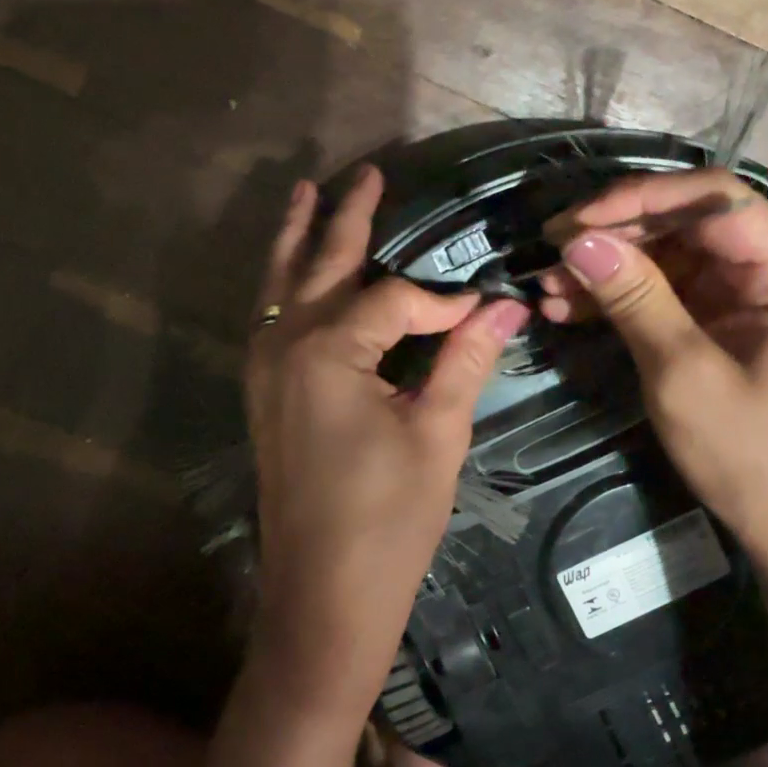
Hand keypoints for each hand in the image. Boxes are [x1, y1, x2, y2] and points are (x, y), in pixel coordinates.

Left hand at [245, 165, 528, 702]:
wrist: (322, 594)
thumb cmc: (386, 519)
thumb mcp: (435, 434)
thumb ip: (464, 360)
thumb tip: (505, 305)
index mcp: (326, 349)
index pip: (395, 299)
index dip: (443, 303)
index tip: (482, 313)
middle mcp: (284, 344)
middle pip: (319, 263)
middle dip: (345, 215)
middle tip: (365, 171)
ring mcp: (264, 367)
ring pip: (281, 284)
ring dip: (297, 237)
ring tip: (305, 193)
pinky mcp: (262, 392)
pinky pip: (271, 316)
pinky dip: (285, 283)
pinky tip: (296, 275)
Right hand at [537, 169, 767, 567]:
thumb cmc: (754, 457)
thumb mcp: (684, 373)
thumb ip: (634, 297)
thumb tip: (579, 240)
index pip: (716, 200)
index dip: (644, 198)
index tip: (580, 221)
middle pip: (688, 224)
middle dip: (617, 234)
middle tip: (551, 250)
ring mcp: (747, 301)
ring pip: (668, 258)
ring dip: (608, 268)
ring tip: (547, 287)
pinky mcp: (723, 327)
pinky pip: (667, 295)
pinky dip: (620, 299)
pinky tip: (568, 308)